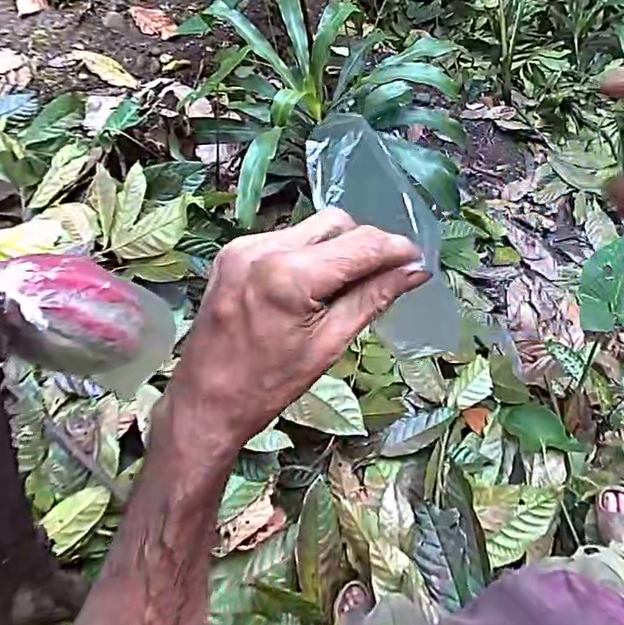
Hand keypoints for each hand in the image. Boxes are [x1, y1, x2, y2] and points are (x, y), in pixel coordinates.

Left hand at [155, 209, 426, 468]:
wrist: (204, 401)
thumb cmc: (269, 386)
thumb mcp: (329, 345)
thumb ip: (374, 298)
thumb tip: (415, 271)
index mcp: (289, 275)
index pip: (361, 244)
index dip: (396, 249)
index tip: (419, 262)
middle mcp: (263, 247)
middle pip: (337, 223)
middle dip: (367, 245)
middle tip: (386, 276)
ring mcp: (244, 245)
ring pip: (312, 227)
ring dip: (339, 247)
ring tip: (349, 284)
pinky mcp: (234, 251)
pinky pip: (288, 237)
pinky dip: (310, 253)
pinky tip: (314, 284)